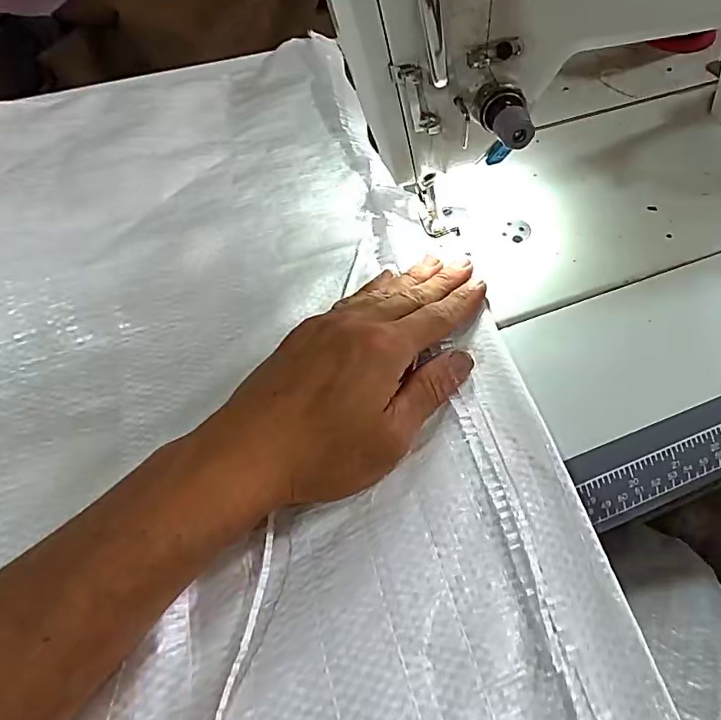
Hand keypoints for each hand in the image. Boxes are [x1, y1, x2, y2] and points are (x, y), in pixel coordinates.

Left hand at [187, 256, 486, 509]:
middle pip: (411, 296)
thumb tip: (460, 362)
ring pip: (382, 292)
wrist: (242, 456)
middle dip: (442, 280)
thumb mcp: (391, 435)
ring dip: (412, 277)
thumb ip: (429, 392)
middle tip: (464, 264)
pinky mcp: (306, 334)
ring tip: (432, 263)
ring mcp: (328, 326)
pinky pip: (353, 298)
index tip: (478, 287)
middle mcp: (357, 328)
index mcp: (383, 349)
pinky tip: (382, 282)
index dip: (461, 302)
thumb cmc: (319, 454)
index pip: (435, 318)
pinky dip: (376, 286)